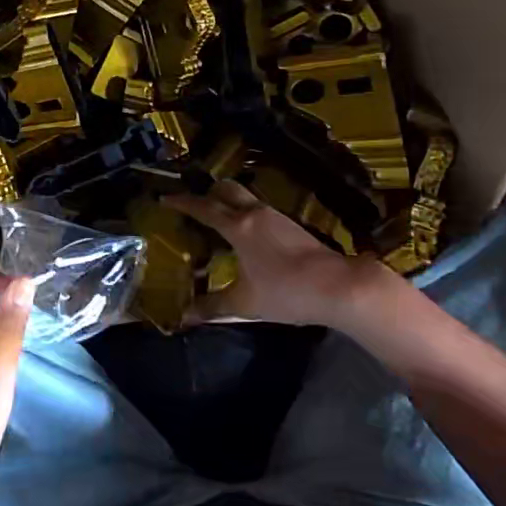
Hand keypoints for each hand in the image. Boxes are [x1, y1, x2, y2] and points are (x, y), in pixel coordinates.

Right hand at [168, 179, 401, 329]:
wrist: (341, 287)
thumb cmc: (287, 292)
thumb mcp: (244, 303)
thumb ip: (212, 307)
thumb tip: (184, 317)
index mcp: (236, 227)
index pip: (202, 207)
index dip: (181, 202)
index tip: (164, 199)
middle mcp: (253, 213)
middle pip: (225, 189)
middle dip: (206, 192)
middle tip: (193, 205)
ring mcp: (275, 216)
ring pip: (244, 197)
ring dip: (228, 202)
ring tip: (216, 219)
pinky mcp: (291, 224)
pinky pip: (258, 209)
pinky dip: (244, 213)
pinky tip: (244, 233)